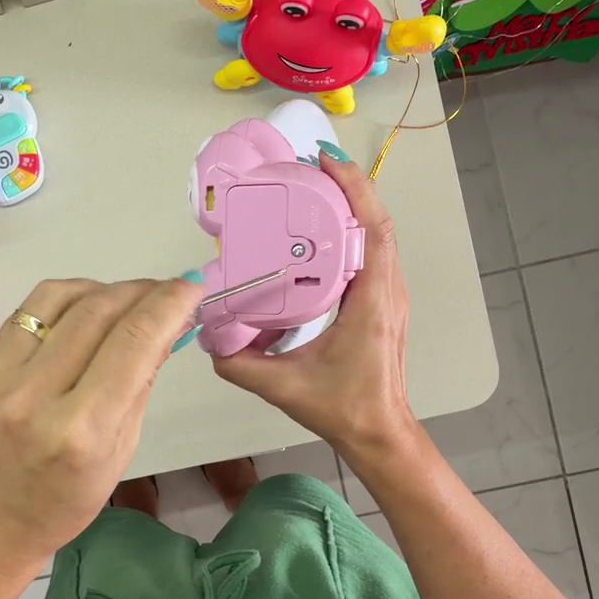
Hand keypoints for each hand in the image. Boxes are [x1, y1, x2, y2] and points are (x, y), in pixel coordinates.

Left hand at [0, 277, 203, 575]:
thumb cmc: (64, 504)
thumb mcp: (119, 453)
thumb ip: (139, 385)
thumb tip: (165, 328)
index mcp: (81, 430)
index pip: (133, 343)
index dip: (168, 305)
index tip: (190, 288)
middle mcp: (38, 396)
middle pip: (99, 312)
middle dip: (143, 291)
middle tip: (168, 291)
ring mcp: (3, 377)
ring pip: (61, 298)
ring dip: (105, 287)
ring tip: (129, 298)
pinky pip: (29, 309)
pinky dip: (67, 296)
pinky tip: (87, 305)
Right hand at [211, 151, 413, 460]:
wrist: (381, 434)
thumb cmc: (343, 408)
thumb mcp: (282, 386)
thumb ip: (239, 363)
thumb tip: (208, 337)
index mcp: (371, 300)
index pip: (373, 229)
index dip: (353, 190)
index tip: (323, 165)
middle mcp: (388, 290)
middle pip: (377, 223)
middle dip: (347, 189)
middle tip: (307, 171)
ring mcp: (390, 297)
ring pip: (378, 238)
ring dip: (352, 209)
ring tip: (312, 194)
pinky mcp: (383, 305)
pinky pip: (373, 256)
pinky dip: (352, 234)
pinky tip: (320, 236)